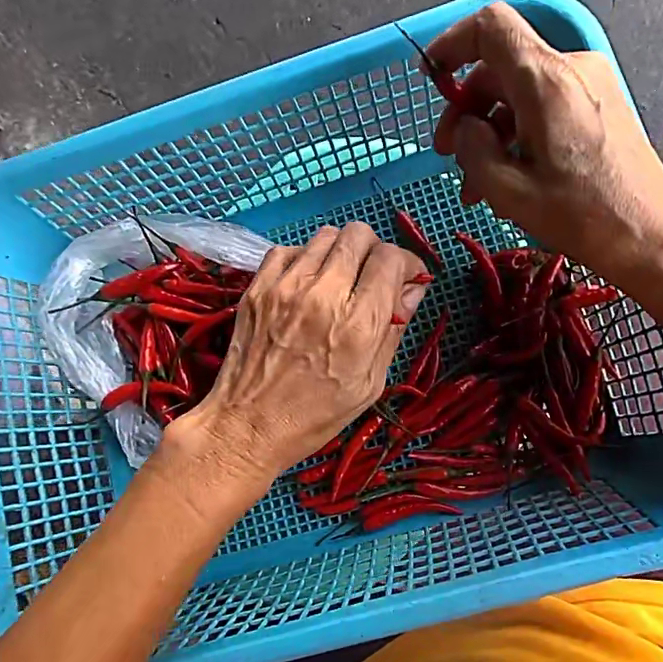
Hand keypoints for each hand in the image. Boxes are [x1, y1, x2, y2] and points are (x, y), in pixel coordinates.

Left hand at [156, 223, 425, 507]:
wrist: (248, 426)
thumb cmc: (318, 413)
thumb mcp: (372, 381)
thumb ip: (394, 329)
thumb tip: (414, 288)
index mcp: (359, 324)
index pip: (391, 259)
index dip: (407, 263)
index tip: (408, 278)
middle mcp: (323, 295)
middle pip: (359, 235)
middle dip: (376, 250)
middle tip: (375, 275)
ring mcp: (286, 287)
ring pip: (326, 236)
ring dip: (342, 252)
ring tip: (342, 280)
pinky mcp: (258, 287)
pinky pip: (289, 249)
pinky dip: (306, 258)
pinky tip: (309, 284)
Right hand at [428, 2, 662, 282]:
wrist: (655, 240)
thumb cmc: (588, 220)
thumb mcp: (512, 193)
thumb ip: (474, 150)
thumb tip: (468, 129)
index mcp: (547, 82)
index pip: (490, 27)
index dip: (452, 44)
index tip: (433, 76)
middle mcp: (575, 71)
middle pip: (504, 66)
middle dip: (470, 109)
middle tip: (451, 156)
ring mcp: (596, 89)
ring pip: (526, 92)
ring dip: (496, 131)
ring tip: (480, 183)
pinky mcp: (608, 110)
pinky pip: (552, 107)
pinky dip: (525, 133)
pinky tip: (515, 177)